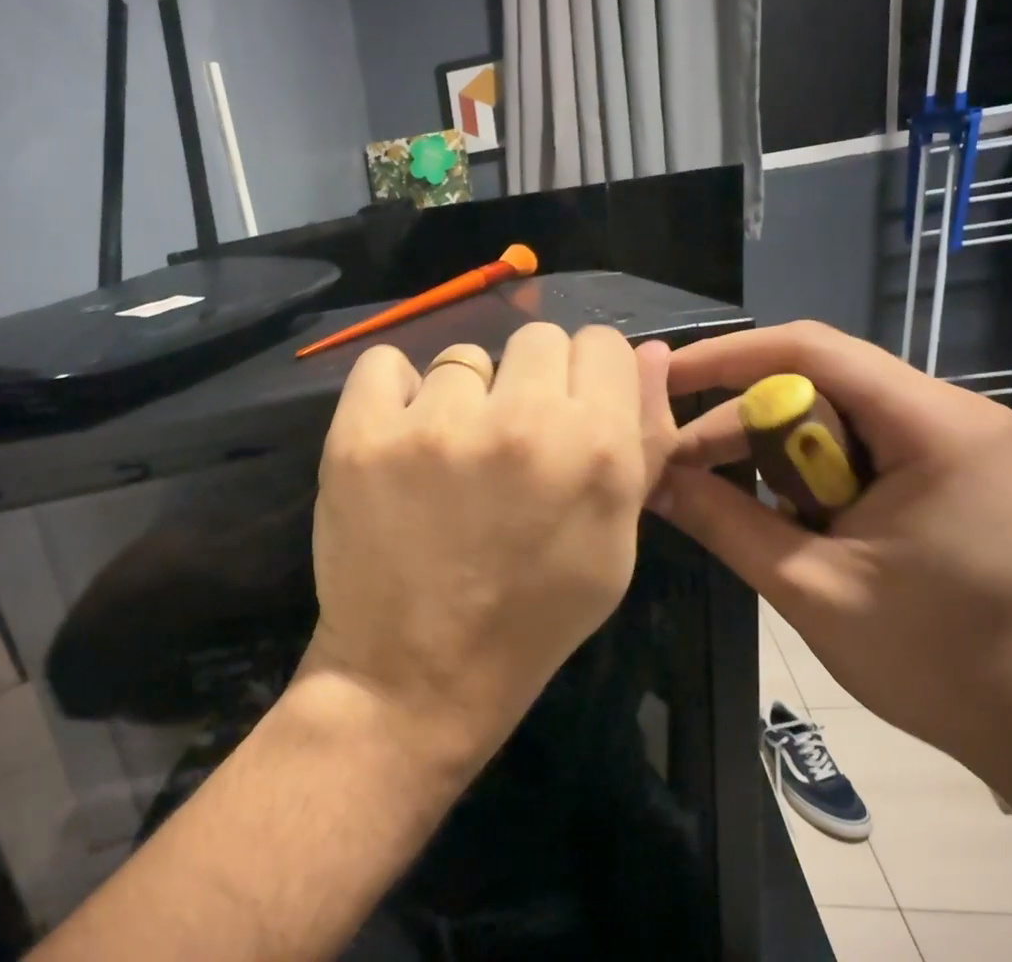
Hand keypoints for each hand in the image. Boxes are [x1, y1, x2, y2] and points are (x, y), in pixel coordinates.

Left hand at [304, 324, 674, 770]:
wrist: (416, 673)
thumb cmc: (530, 617)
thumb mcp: (613, 544)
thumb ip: (641, 442)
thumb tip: (651, 351)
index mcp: (595, 450)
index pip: (602, 344)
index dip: (587, 378)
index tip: (565, 413)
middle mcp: (521, 422)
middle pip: (537, 339)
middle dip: (529, 381)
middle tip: (507, 439)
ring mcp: (433, 425)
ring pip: (462, 358)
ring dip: (461, 397)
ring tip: (446, 459)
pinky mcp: (360, 434)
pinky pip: (384, 364)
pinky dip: (393, 393)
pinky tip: (399, 442)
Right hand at [649, 321, 1011, 769]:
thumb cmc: (940, 660)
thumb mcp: (809, 588)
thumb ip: (722, 521)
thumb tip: (650, 478)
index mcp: (932, 426)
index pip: (808, 350)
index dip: (722, 358)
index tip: (657, 381)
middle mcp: (956, 416)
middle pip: (825, 385)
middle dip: (746, 425)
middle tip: (681, 473)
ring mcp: (971, 449)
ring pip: (846, 421)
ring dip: (786, 460)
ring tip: (753, 517)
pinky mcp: (971, 482)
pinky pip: (874, 452)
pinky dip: (824, 479)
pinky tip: (809, 529)